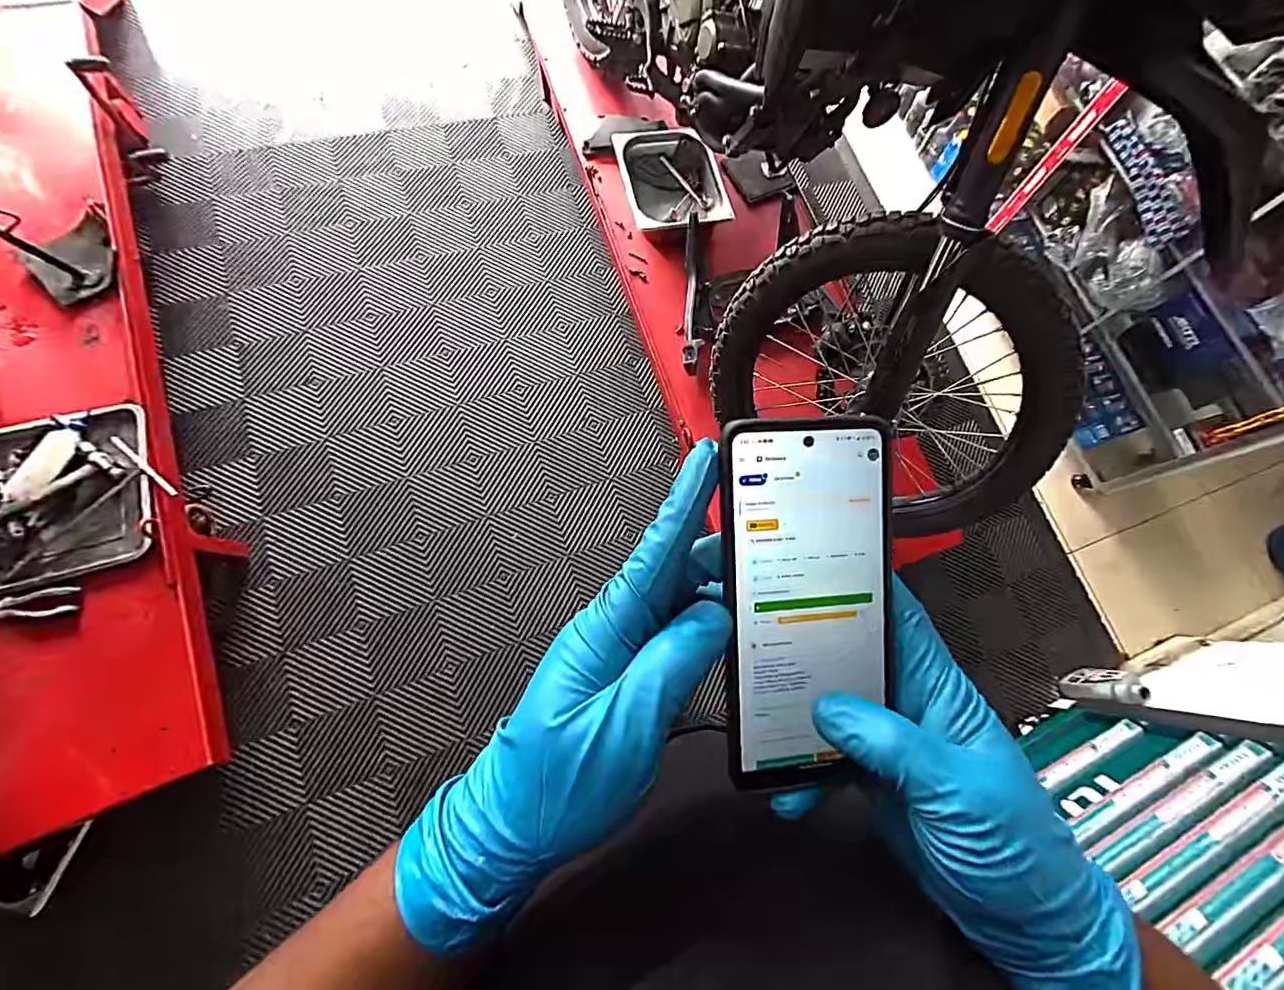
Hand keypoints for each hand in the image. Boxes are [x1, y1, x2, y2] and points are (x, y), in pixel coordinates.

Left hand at [394, 441, 729, 952]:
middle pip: (676, 569)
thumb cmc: (557, 782)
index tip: (704, 459)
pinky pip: (679, 634)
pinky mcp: (633, 671)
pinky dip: (710, 626)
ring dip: (721, 589)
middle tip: (767, 531)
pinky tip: (735, 630)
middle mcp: (616, 628)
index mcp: (606, 628)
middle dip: (721, 545)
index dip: (684, 500)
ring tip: (764, 581)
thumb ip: (671, 663)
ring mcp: (624, 648)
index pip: (654, 551)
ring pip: (682, 601)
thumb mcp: (623, 726)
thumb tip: (714, 616)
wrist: (515, 824)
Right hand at [774, 576, 1139, 986]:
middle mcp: (908, 704)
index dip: (863, 585)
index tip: (816, 562)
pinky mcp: (873, 778)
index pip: (900, 619)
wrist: (1023, 921)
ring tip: (756, 715)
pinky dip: (803, 772)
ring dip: (797, 712)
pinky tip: (784, 791)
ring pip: (832, 707)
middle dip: (809, 642)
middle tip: (758, 629)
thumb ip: (893, 743)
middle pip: (852, 657)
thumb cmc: (1013, 843)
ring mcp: (887, 742)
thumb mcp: (957, 787)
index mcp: (938, 689)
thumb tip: (827, 707)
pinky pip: (827, 761)